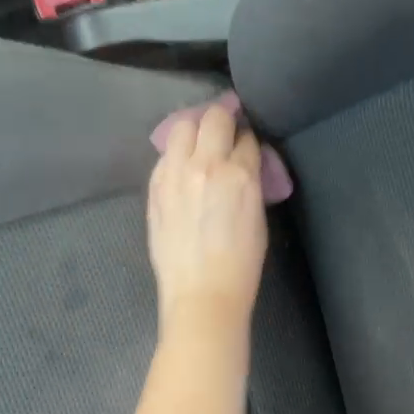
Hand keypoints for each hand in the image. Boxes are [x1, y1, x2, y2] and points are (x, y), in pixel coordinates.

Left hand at [147, 103, 267, 347]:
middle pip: (214, 117)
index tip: (247, 147)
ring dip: (195, 129)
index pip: (247, 138)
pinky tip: (181, 170)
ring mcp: (175, 174)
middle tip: (225, 135)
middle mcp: (206, 165)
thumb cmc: (240, 268)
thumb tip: (245, 167)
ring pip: (183, 125)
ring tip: (199, 145)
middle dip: (223, 121)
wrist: (202, 296)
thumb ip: (251, 186)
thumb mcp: (258, 221)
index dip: (248, 140)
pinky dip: (176, 155)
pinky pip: (165, 155)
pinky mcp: (155, 188)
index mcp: (240, 175)